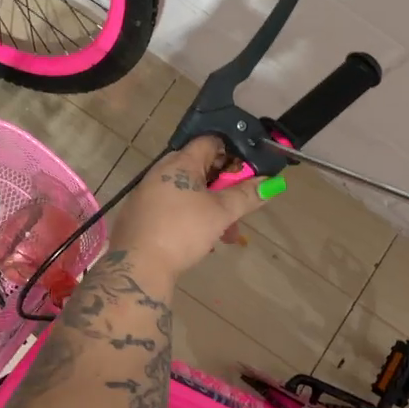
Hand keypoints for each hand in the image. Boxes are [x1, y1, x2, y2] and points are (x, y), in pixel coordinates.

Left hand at [107, 137, 273, 284]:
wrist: (137, 266)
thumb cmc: (182, 231)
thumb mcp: (221, 213)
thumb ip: (247, 196)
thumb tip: (271, 183)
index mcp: (179, 163)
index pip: (210, 141)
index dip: (233, 152)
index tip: (249, 173)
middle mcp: (159, 172)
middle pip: (200, 169)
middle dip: (224, 189)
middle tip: (239, 209)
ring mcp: (146, 194)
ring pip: (187, 193)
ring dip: (211, 210)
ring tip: (225, 236)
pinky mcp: (140, 215)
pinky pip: (172, 208)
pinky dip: (190, 219)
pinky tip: (201, 243)